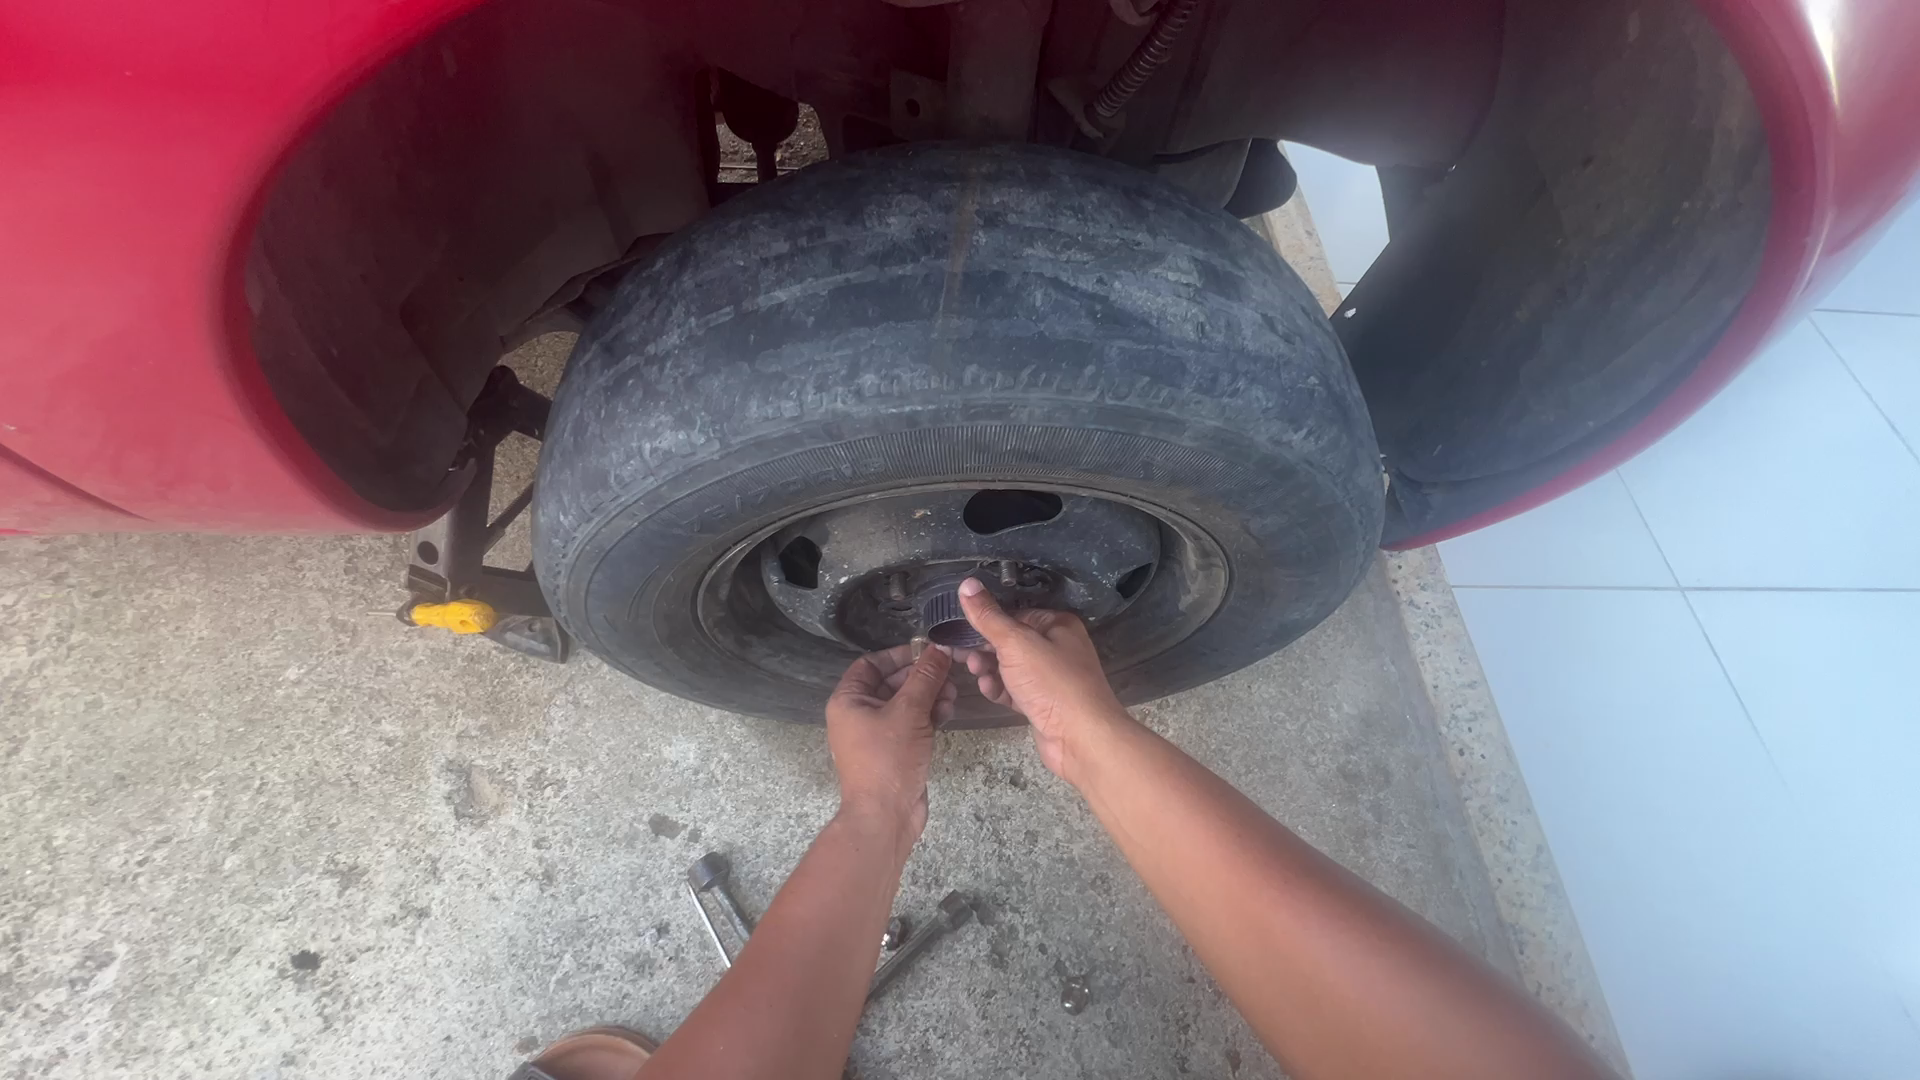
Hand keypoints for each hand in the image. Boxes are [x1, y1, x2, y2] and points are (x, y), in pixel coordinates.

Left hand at [824, 644, 956, 842]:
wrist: (886, 816)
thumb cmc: (888, 758)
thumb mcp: (909, 711)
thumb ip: (926, 678)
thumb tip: (939, 650)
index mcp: (849, 700)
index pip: (872, 664)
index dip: (899, 655)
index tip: (928, 652)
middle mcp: (859, 714)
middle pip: (893, 682)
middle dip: (922, 678)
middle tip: (949, 674)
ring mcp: (877, 734)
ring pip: (906, 703)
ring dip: (930, 696)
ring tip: (952, 696)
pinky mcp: (895, 750)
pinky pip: (912, 722)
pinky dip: (929, 715)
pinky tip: (948, 713)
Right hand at [955, 578, 1133, 782]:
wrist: (1081, 738)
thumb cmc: (1053, 683)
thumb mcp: (1016, 644)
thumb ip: (989, 617)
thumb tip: (967, 584)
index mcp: (1058, 625)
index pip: (1016, 615)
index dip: (989, 622)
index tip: (963, 630)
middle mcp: (1058, 648)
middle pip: (1012, 642)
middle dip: (986, 648)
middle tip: (963, 655)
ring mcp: (1051, 678)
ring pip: (1011, 668)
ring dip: (990, 669)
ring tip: (975, 672)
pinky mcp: (1043, 703)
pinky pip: (1016, 690)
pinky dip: (1001, 689)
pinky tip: (989, 690)